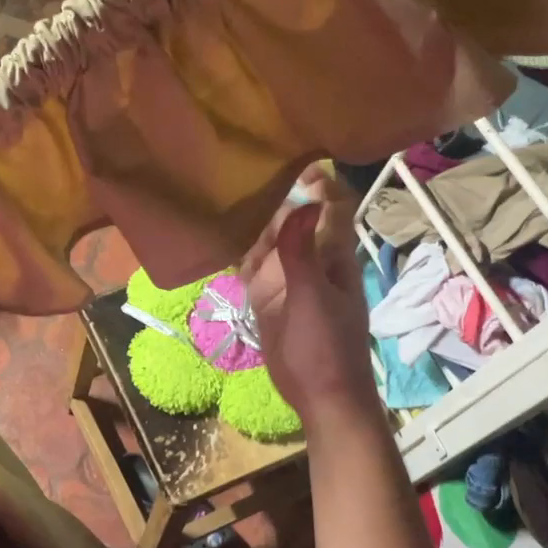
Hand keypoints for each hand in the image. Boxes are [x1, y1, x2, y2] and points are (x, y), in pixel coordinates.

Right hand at [239, 169, 379, 427]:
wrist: (320, 395)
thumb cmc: (326, 347)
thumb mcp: (314, 297)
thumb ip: (302, 252)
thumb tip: (301, 202)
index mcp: (333, 254)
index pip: (331, 203)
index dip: (317, 178)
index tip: (288, 153)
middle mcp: (310, 257)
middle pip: (293, 215)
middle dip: (275, 192)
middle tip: (238, 164)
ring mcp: (286, 276)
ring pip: (268, 237)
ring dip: (251, 218)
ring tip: (221, 189)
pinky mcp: (265, 295)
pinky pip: (250, 263)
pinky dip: (237, 248)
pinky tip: (215, 232)